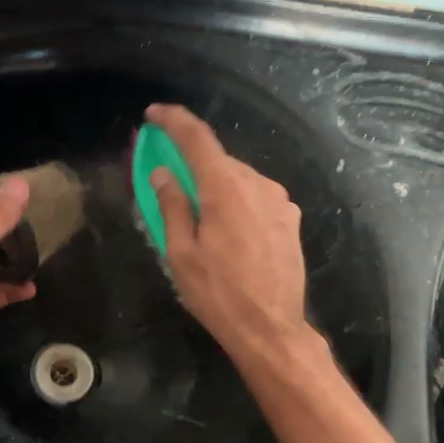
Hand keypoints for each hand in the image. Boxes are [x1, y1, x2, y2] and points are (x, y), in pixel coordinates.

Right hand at [146, 104, 312, 364]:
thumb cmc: (218, 294)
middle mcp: (257, 185)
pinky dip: (235, 202)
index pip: (197, 138)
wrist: (270, 328)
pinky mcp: (290, 220)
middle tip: (168, 181)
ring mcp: (279, 202)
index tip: (154, 114)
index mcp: (226, 189)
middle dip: (191, 163)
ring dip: (214, 186)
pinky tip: (227, 232)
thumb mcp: (181, 254)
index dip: (174, 120)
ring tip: (197, 218)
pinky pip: (256, 198)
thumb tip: (163, 173)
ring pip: (238, 179)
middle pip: (218, 160)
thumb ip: (172, 206)